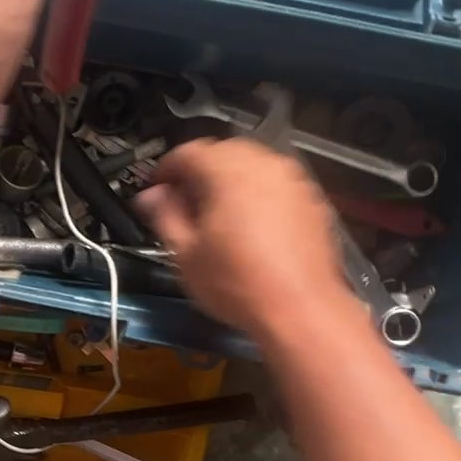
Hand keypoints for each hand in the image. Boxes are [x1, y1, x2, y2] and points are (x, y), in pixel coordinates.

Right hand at [134, 139, 361, 339]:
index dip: (165, 169)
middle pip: (222, 153)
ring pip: (251, 166)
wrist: (300, 308)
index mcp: (228, 172)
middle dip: (198, 172)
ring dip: (228, 181)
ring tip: (214, 215)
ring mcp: (292, 180)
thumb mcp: (186, 254)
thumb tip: (150, 196)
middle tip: (182, 204)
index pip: (188, 152)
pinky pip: (274, 184)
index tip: (154, 190)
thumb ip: (165, 216)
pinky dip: (255, 195)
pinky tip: (247, 227)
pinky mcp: (310, 199)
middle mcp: (264, 164)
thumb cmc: (236, 284)